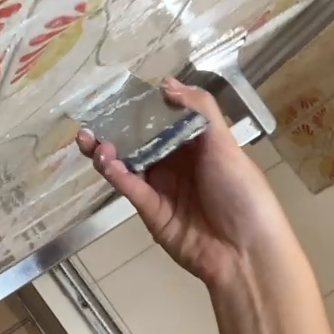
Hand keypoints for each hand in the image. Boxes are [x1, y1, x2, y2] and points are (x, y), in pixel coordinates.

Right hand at [76, 78, 295, 291]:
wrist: (243, 250)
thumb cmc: (241, 192)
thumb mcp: (225, 144)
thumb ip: (198, 110)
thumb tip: (166, 83)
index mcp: (195, 144)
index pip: (161, 120)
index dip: (140, 109)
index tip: (117, 96)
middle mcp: (175, 164)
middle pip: (137, 143)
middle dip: (113, 131)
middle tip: (90, 121)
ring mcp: (160, 188)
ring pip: (127, 165)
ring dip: (107, 152)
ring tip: (90, 141)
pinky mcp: (149, 211)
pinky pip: (130, 188)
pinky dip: (116, 175)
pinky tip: (106, 162)